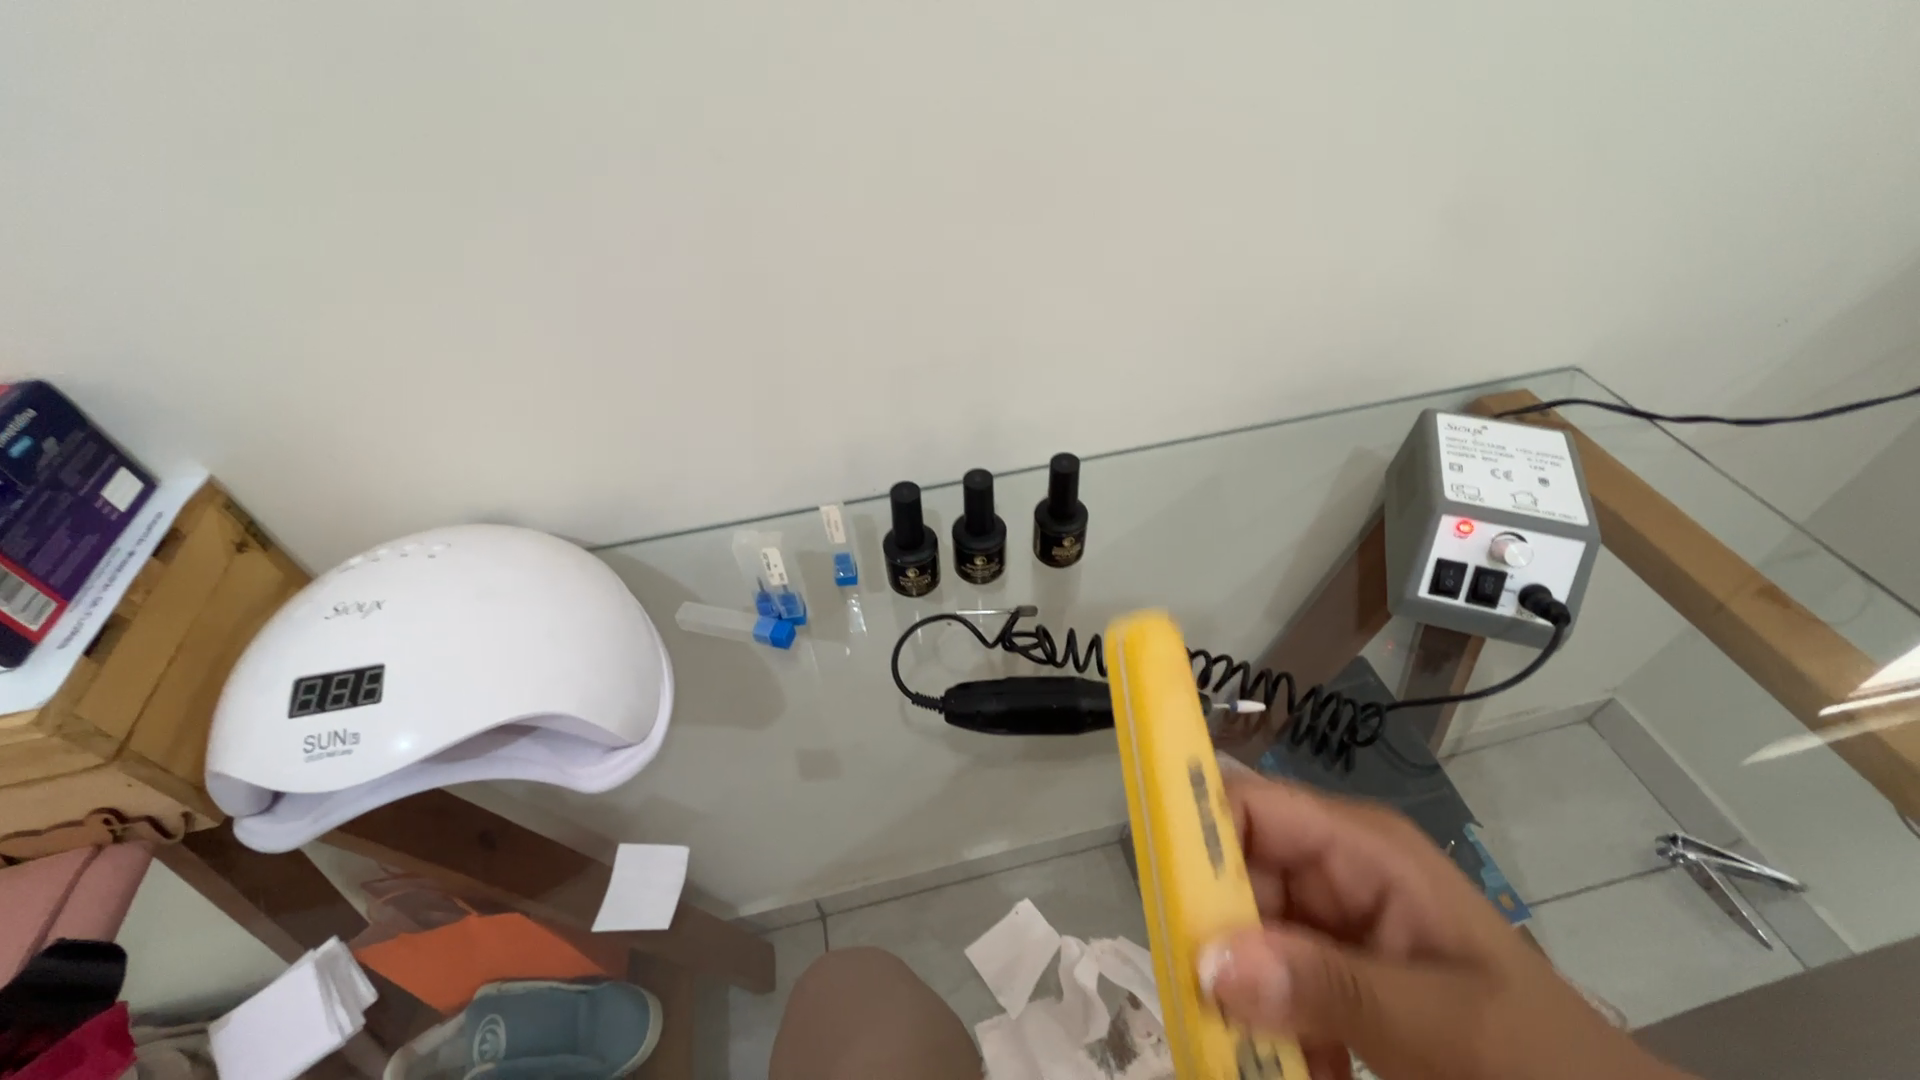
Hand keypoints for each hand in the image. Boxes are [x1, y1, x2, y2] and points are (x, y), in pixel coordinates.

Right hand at [1197, 768, 1689, 1079]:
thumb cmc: (1545, 1059)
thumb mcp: (1446, 1025)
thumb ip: (1332, 989)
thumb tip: (1209, 960)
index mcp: (1362, 848)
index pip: (1251, 807)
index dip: (1193, 829)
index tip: (1157, 896)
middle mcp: (1335, 871)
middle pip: (1233, 877)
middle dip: (1213, 940)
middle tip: (1202, 1009)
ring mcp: (1331, 925)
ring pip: (1243, 940)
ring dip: (1240, 1001)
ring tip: (1253, 1058)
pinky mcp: (1331, 975)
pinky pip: (1268, 986)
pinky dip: (1269, 1034)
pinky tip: (1305, 1073)